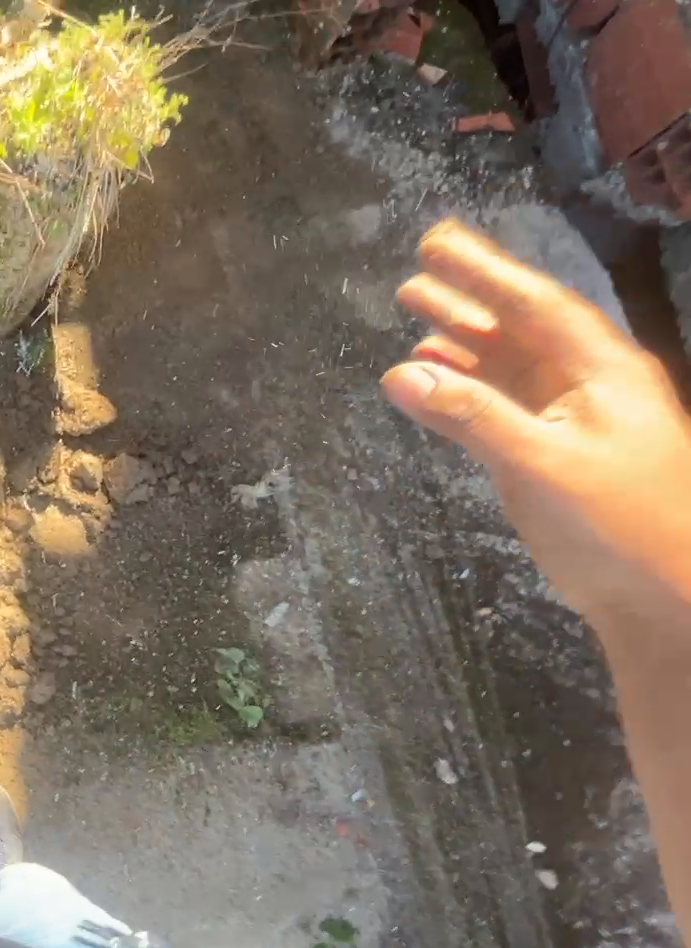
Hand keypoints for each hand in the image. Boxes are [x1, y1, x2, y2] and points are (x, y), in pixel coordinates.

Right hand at [386, 220, 690, 632]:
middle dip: (471, 290)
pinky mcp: (534, 448)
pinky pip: (485, 401)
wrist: (662, 590)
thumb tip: (399, 372)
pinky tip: (423, 373)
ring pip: (499, 360)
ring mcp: (557, 417)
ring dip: (457, 332)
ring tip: (413, 302)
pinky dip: (452, 383)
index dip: (486, 273)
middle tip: (422, 257)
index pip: (536, 309)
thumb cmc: (622, 520)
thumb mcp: (544, 463)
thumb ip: (472, 416)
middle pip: (517, 325)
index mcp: (602, 374)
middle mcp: (581, 384)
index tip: (436, 243)